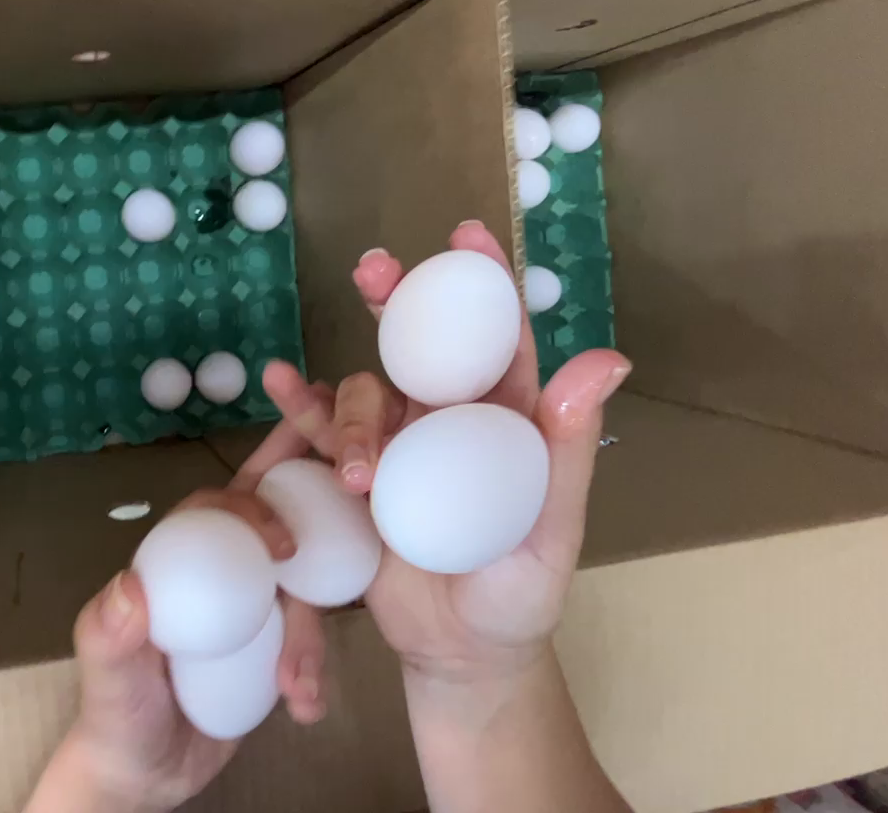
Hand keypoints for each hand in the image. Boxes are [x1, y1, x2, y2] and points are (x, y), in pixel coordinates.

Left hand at [24, 490, 325, 812]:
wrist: (147, 775)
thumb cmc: (116, 711)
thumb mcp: (105, 674)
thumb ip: (107, 632)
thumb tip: (129, 584)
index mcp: (174, 561)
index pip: (213, 512)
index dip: (249, 507)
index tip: (280, 542)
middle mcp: (215, 577)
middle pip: (269, 545)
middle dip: (305, 565)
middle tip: (310, 614)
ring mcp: (247, 613)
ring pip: (297, 597)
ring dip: (310, 639)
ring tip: (297, 688)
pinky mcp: (270, 651)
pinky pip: (306, 644)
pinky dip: (315, 672)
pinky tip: (305, 706)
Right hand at [244, 219, 629, 701]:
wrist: (456, 651)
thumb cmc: (515, 592)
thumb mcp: (551, 529)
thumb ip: (566, 450)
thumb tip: (609, 359)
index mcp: (502, 421)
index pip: (498, 339)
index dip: (485, 284)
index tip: (466, 236)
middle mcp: (444, 418)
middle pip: (418, 343)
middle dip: (397, 299)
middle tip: (375, 269)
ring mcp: (393, 443)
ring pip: (363, 392)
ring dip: (349, 412)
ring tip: (354, 472)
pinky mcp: (349, 472)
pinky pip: (318, 429)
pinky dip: (298, 403)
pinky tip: (277, 381)